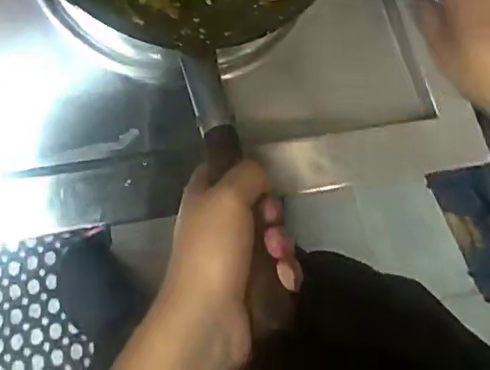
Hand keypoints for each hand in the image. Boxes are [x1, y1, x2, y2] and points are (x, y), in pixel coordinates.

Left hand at [116, 160, 300, 369]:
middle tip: (272, 223)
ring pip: (271, 238)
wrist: (208, 318)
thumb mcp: (228, 195)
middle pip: (256, 205)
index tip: (261, 180)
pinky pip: (278, 271)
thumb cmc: (213, 248)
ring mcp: (235, 256)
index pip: (223, 170)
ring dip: (283, 246)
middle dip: (273, 214)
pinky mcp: (253, 287)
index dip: (244, 172)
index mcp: (203, 196)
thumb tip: (259, 171)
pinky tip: (286, 280)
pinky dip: (286, 273)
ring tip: (278, 257)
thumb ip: (247, 174)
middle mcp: (217, 222)